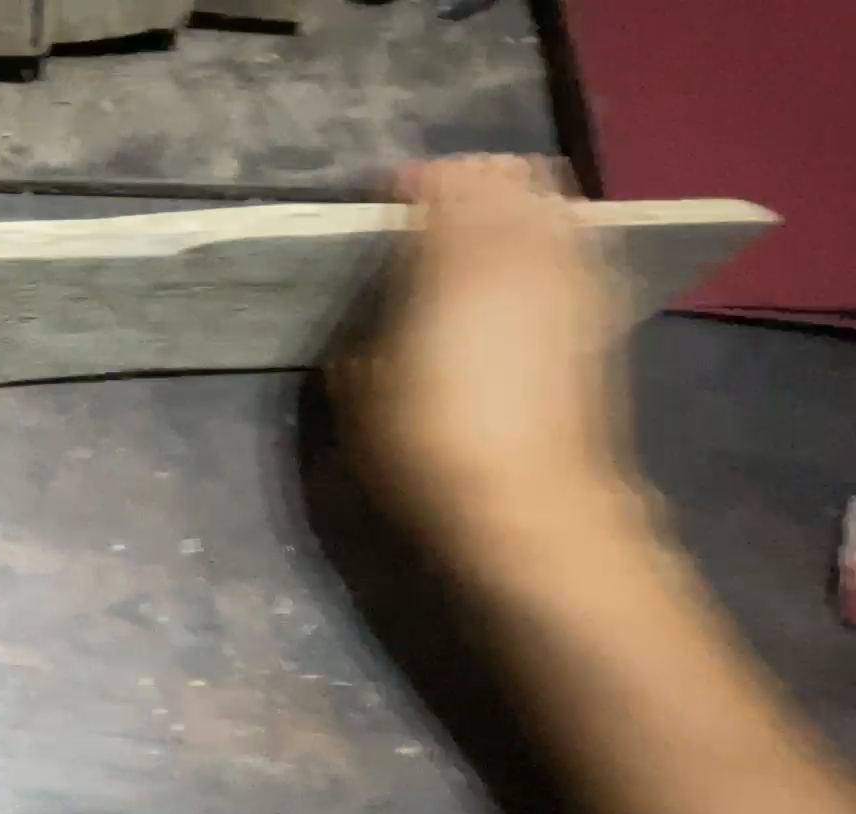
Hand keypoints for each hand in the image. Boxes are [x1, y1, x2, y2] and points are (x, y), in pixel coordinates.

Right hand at [339, 156, 638, 553]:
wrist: (522, 498)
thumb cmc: (420, 444)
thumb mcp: (356, 386)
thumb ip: (362, 323)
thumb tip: (371, 295)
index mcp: (453, 266)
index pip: (440, 185)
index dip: (407, 180)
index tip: (376, 195)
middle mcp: (522, 254)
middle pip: (505, 177)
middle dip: (462, 179)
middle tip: (421, 205)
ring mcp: (570, 277)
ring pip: (549, 200)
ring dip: (507, 200)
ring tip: (468, 227)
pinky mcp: (596, 307)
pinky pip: (573, 238)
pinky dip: (541, 231)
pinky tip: (515, 262)